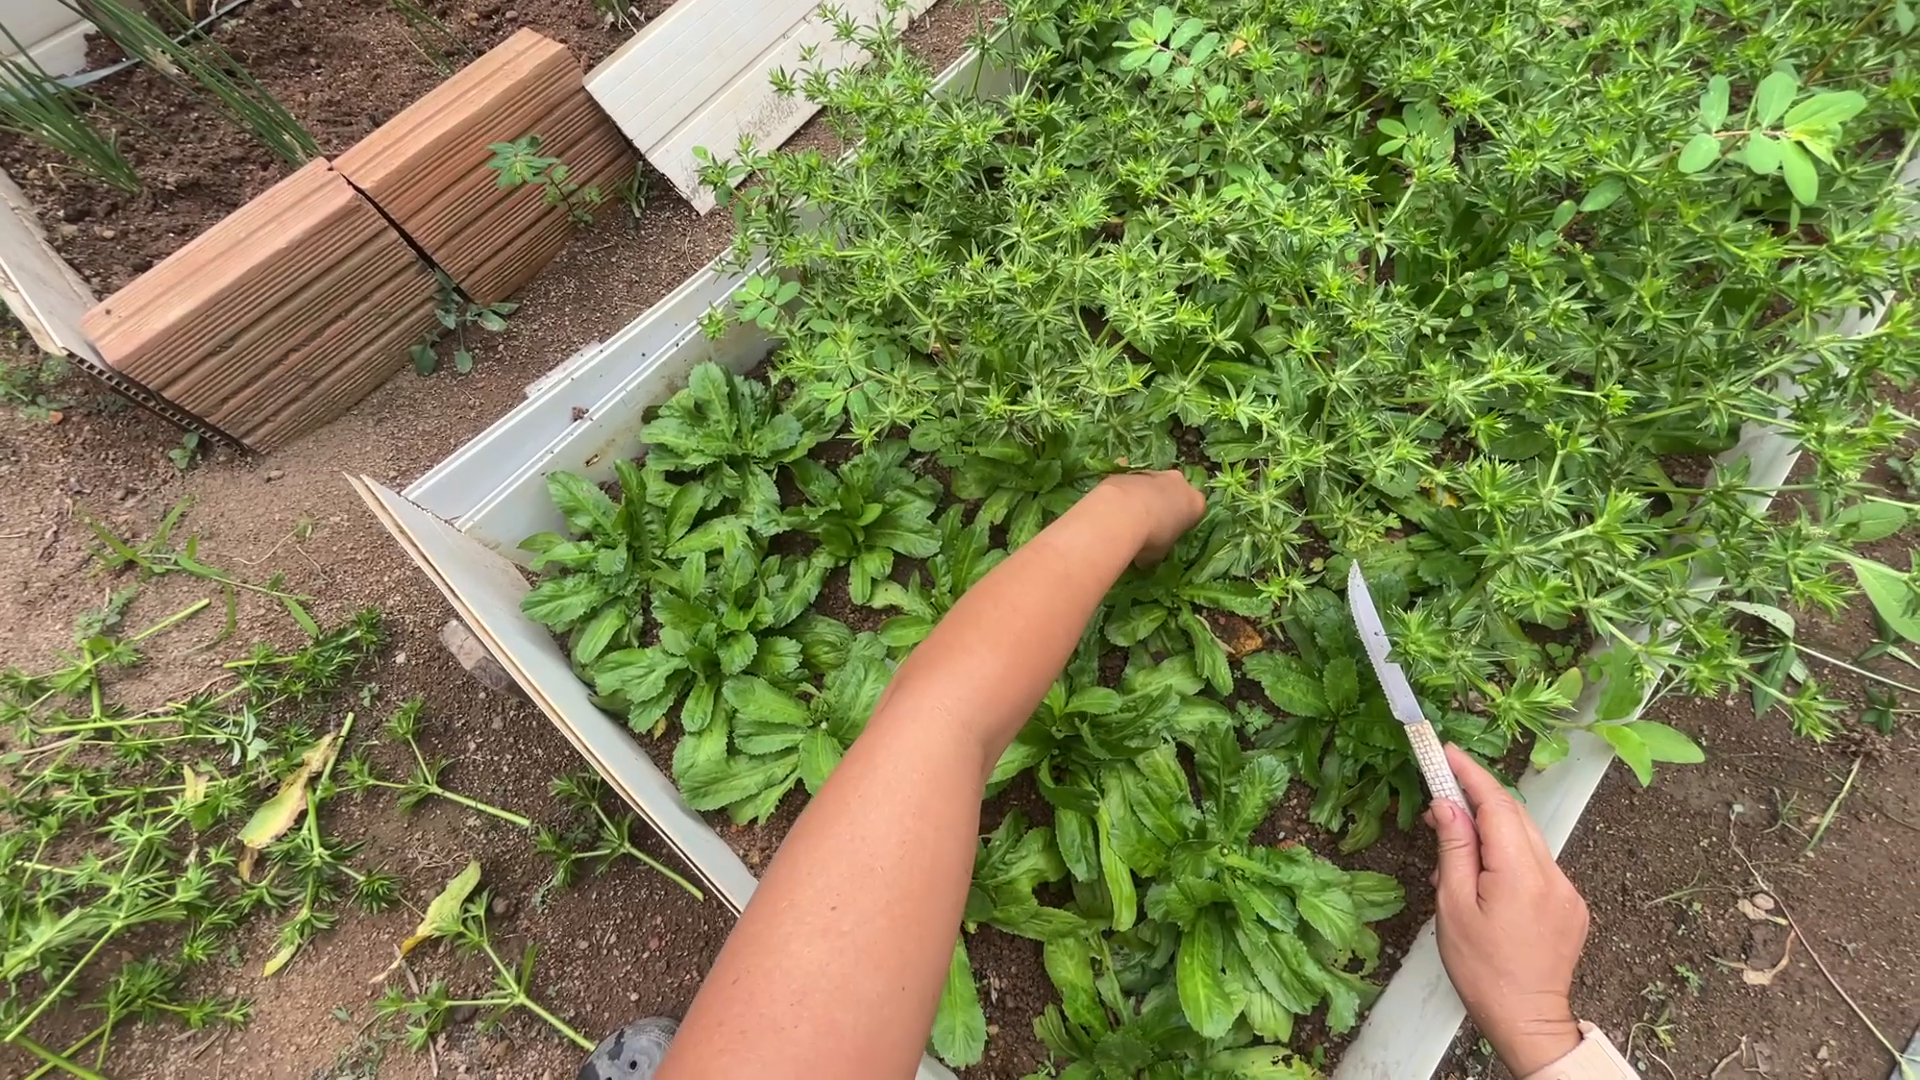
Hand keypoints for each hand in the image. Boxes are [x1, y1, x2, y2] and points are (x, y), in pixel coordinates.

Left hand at [1093, 470, 1205, 566]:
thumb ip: (1157, 551)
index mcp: (1195, 503)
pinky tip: (1112, 505)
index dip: (1181, 524)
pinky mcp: (1128, 470)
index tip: (1168, 535)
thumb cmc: (1149, 537)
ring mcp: (1153, 473)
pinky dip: (1123, 491)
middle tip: (1149, 523)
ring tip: (1126, 517)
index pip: (1194, 512)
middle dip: (1164, 504)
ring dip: (1142, 496)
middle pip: (1174, 492)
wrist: (1120, 513)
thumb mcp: (1158, 554)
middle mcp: (1178, 482)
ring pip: (1151, 484)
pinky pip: (1129, 480)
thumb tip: (1144, 560)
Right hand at [1427, 744, 1587, 1076]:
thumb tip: (1447, 803)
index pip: (1498, 806)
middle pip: (1515, 815)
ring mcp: (1567, 891)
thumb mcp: (1453, 902)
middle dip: (1477, 792)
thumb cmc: (1480, 966)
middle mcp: (1554, 877)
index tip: (1444, 750)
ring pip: (1526, 836)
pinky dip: (1504, 848)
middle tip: (1438, 782)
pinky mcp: (1569, 905)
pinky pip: (1534, 860)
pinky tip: (1478, 864)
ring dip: (1489, 821)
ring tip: (1449, 828)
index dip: (1470, 773)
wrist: (1526, 1020)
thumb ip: (1454, 847)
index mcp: (1522, 875)